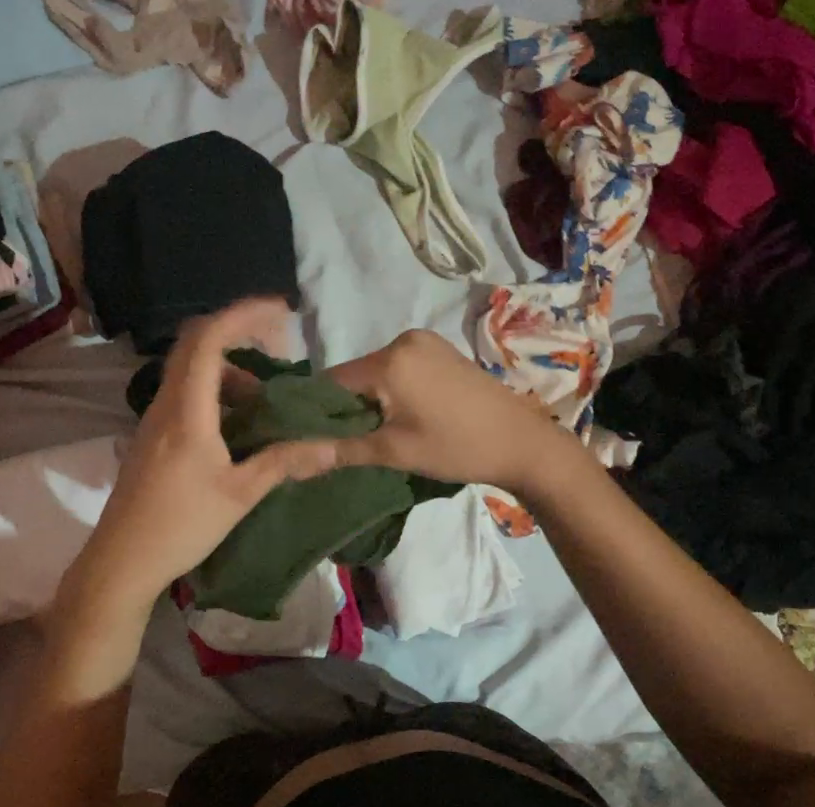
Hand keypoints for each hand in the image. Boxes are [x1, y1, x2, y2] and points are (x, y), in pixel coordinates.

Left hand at [61, 300, 338, 616]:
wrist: (123, 559)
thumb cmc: (182, 526)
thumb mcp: (240, 495)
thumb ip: (284, 463)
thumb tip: (333, 447)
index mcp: (187, 410)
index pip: (209, 339)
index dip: (244, 315)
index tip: (282, 312)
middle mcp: (165, 404)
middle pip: (196, 344)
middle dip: (239, 333)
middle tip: (279, 345)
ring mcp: (154, 421)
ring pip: (190, 372)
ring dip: (229, 370)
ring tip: (265, 398)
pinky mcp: (151, 439)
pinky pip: (185, 396)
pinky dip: (215, 393)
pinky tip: (238, 426)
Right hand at [326, 329, 582, 494]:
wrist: (523, 443)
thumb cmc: (457, 448)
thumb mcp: (394, 452)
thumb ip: (341, 450)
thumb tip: (291, 459)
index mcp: (389, 359)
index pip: (330, 382)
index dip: (315, 412)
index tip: (308, 440)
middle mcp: (403, 340)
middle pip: (353, 376)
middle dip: (343, 408)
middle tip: (341, 444)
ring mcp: (425, 343)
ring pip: (375, 374)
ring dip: (367, 402)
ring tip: (371, 435)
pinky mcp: (441, 351)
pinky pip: (398, 370)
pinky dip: (390, 393)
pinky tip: (398, 419)